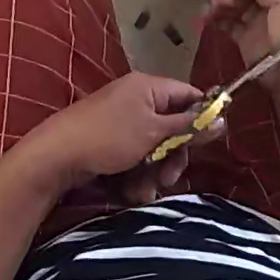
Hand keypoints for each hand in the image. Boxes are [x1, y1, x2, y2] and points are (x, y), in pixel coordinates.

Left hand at [12, 73, 222, 203]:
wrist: (56, 157)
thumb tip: (223, 119)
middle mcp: (136, 101)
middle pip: (173, 127)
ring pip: (155, 149)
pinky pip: (135, 159)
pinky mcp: (111, 145)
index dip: (202, 117)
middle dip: (174, 156)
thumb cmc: (109, 137)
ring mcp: (122, 123)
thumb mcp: (155, 132)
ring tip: (144, 190)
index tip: (209, 142)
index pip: (188, 95)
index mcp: (148, 87)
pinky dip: (137, 176)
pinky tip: (131, 192)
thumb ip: (190, 127)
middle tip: (170, 177)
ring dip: (155, 172)